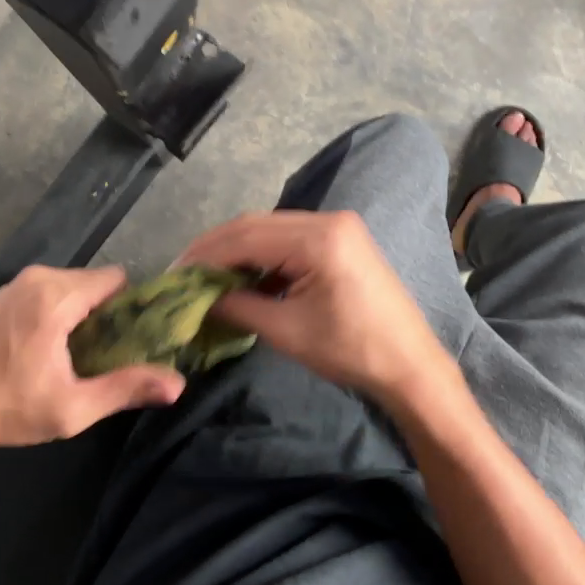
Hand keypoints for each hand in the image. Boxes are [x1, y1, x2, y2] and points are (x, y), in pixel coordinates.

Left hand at [0, 266, 185, 479]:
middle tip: (106, 356)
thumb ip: (127, 389)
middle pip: (93, 283)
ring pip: (68, 288)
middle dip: (106, 314)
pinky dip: (56, 315)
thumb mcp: (74, 408)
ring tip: (77, 358)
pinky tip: (47, 353)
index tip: (132, 341)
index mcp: (54, 298)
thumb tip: (178, 385)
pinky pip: (44, 294)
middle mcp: (34, 280)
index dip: (130, 308)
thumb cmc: (8, 411)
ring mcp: (12, 287)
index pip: (115, 279)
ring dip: (80, 316)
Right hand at [177, 210, 451, 398]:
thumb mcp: (286, 331)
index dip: (204, 255)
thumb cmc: (351, 351)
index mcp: (318, 238)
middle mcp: (328, 220)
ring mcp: (338, 227)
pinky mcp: (342, 240)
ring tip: (205, 278)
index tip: (173, 276)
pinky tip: (243, 278)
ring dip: (237, 252)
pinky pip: (290, 240)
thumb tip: (198, 299)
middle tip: (183, 275)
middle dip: (216, 249)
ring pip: (270, 230)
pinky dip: (263, 257)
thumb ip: (238, 306)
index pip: (244, 236)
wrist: (410, 365)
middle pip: (255, 225)